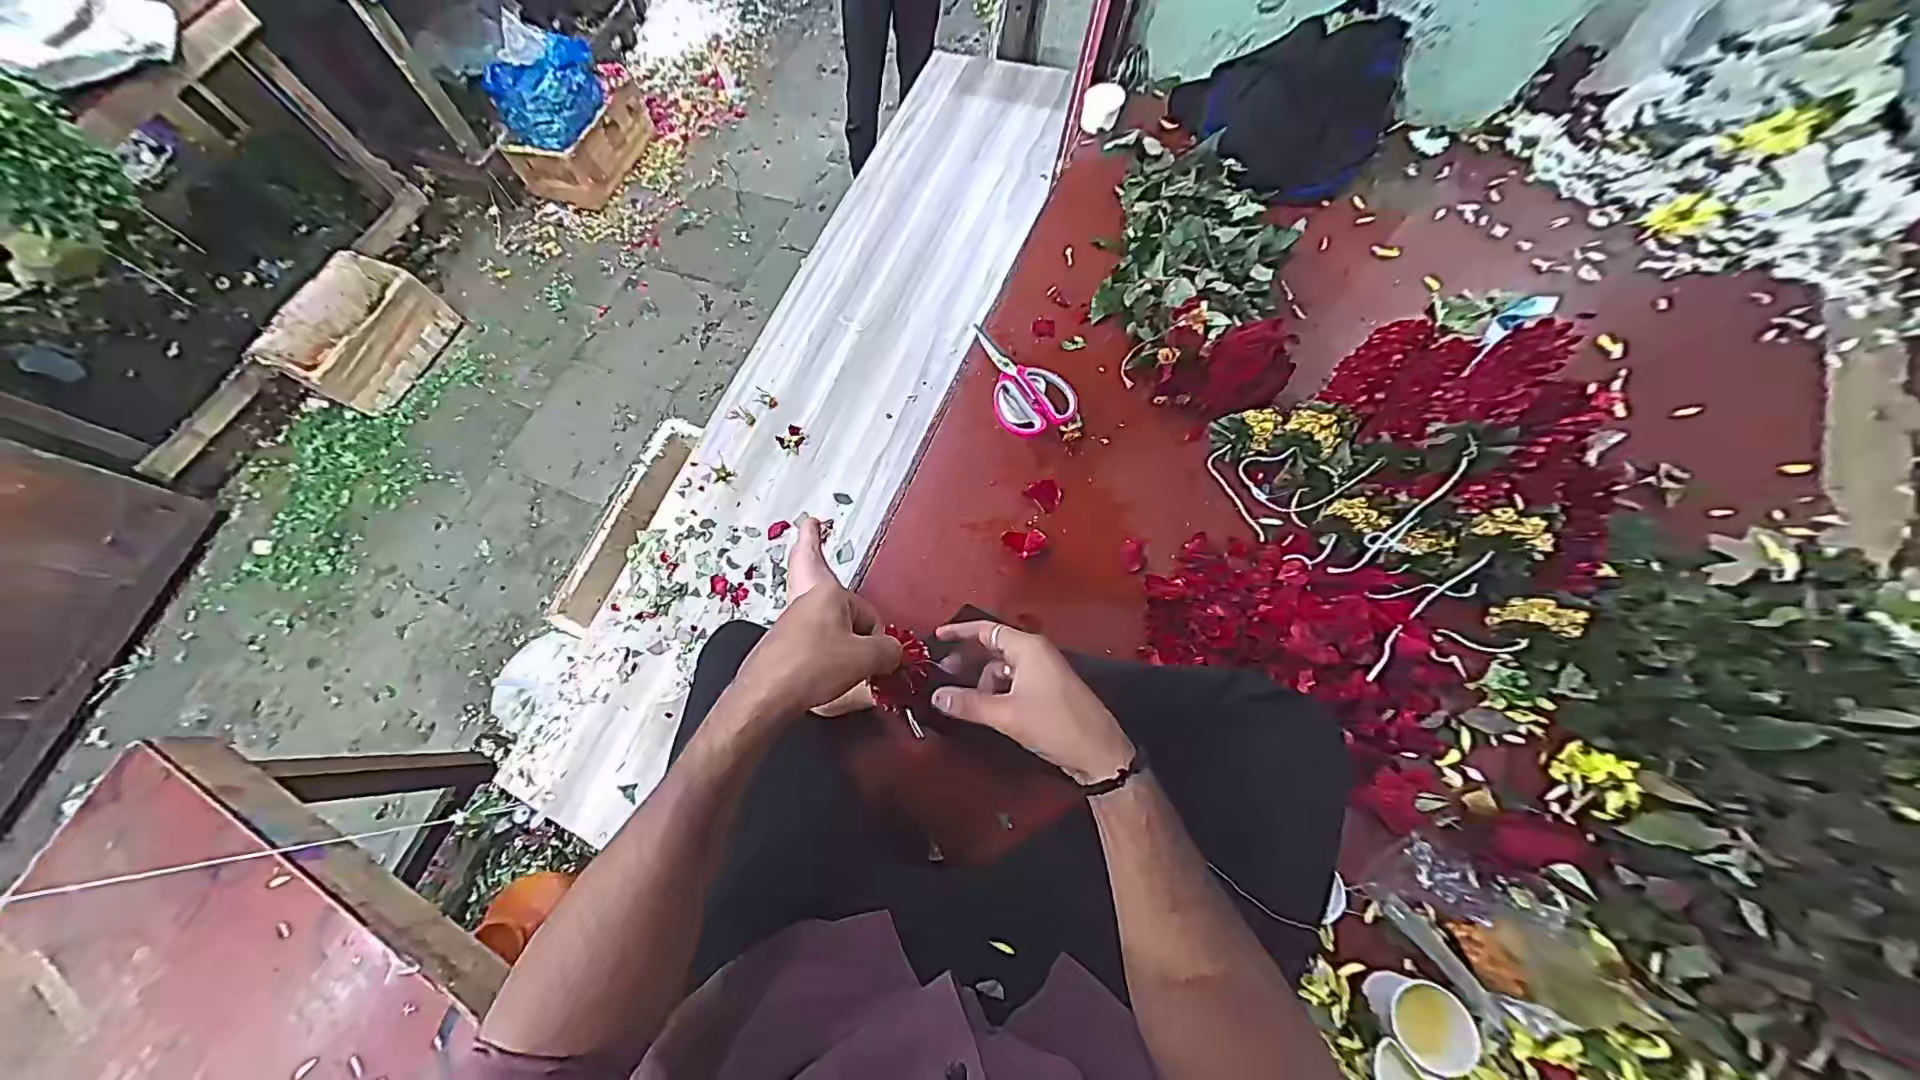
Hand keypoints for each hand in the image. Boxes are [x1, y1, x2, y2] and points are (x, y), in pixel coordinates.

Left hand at [733, 578, 902, 719]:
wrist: (764, 695)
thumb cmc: (810, 669)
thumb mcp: (866, 659)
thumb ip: (891, 650)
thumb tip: (895, 651)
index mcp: (831, 592)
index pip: (873, 616)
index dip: (877, 644)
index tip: (873, 663)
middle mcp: (810, 600)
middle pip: (853, 626)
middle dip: (858, 651)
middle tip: (854, 671)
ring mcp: (793, 620)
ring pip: (833, 640)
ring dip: (839, 660)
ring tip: (832, 679)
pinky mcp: (781, 642)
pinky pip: (814, 651)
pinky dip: (820, 666)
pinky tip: (816, 682)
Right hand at [931, 621, 1135, 784]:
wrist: (1099, 752)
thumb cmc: (1054, 724)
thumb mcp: (1006, 714)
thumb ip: (968, 704)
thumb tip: (937, 696)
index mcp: (1028, 647)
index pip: (987, 630)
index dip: (960, 632)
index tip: (938, 637)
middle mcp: (1036, 653)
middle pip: (994, 648)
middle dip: (969, 661)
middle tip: (944, 675)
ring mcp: (1043, 672)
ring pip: (1003, 669)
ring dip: (984, 682)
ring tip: (966, 703)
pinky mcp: (1047, 690)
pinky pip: (1014, 682)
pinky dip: (998, 691)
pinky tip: (987, 709)